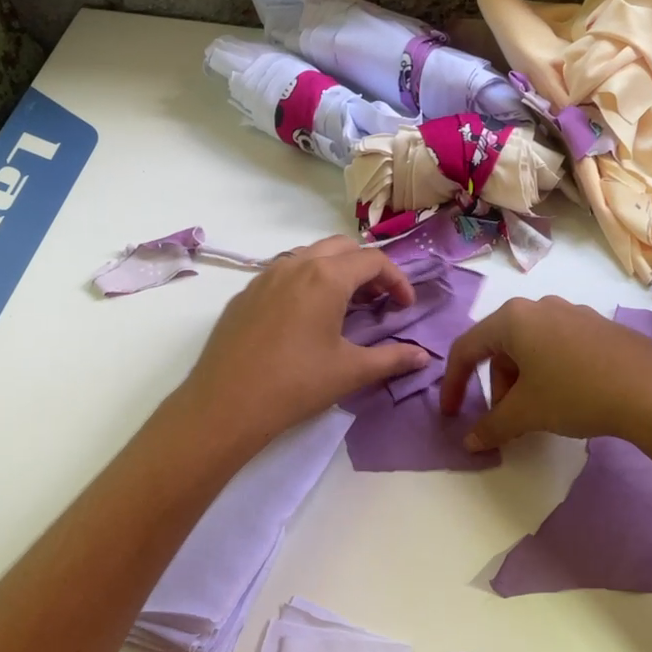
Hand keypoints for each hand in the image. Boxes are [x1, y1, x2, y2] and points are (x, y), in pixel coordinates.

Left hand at [179, 236, 429, 441]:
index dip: (397, 279)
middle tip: (379, 301)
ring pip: (309, 256)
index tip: (405, 307)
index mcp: (326, 277)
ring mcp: (265, 277)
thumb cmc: (297, 384)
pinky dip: (306, 283)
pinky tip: (306, 319)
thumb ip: (392, 359)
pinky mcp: (245, 295)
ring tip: (345, 307)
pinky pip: (283, 274)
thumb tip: (424, 357)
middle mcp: (295, 265)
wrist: (227, 403)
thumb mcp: (351, 371)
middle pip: (341, 248)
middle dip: (366, 269)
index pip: (373, 260)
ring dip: (335, 272)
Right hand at [440, 296, 651, 450]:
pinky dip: (548, 374)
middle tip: (507, 422)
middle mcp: (540, 307)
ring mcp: (573, 314)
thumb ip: (491, 427)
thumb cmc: (574, 393)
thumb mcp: (526, 414)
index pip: (467, 349)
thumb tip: (471, 442)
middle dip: (497, 388)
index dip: (453, 385)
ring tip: (537, 415)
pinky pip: (558, 349)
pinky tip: (566, 399)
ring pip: (530, 349)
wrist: (649, 389)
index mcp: (513, 319)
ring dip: (523, 383)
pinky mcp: (598, 327)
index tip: (453, 415)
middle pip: (500, 349)